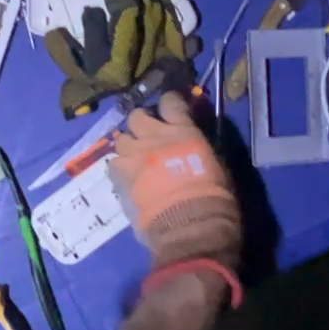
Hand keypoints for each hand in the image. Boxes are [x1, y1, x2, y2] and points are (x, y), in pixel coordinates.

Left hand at [108, 92, 240, 271]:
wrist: (190, 228)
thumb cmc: (214, 199)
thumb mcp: (215, 164)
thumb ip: (197, 148)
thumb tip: (191, 146)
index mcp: (182, 131)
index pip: (170, 101)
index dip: (170, 103)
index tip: (172, 109)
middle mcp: (154, 136)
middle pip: (137, 116)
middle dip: (142, 124)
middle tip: (149, 137)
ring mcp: (134, 155)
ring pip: (121, 139)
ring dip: (130, 146)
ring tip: (137, 160)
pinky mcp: (120, 177)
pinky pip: (113, 164)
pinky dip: (120, 168)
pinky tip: (128, 178)